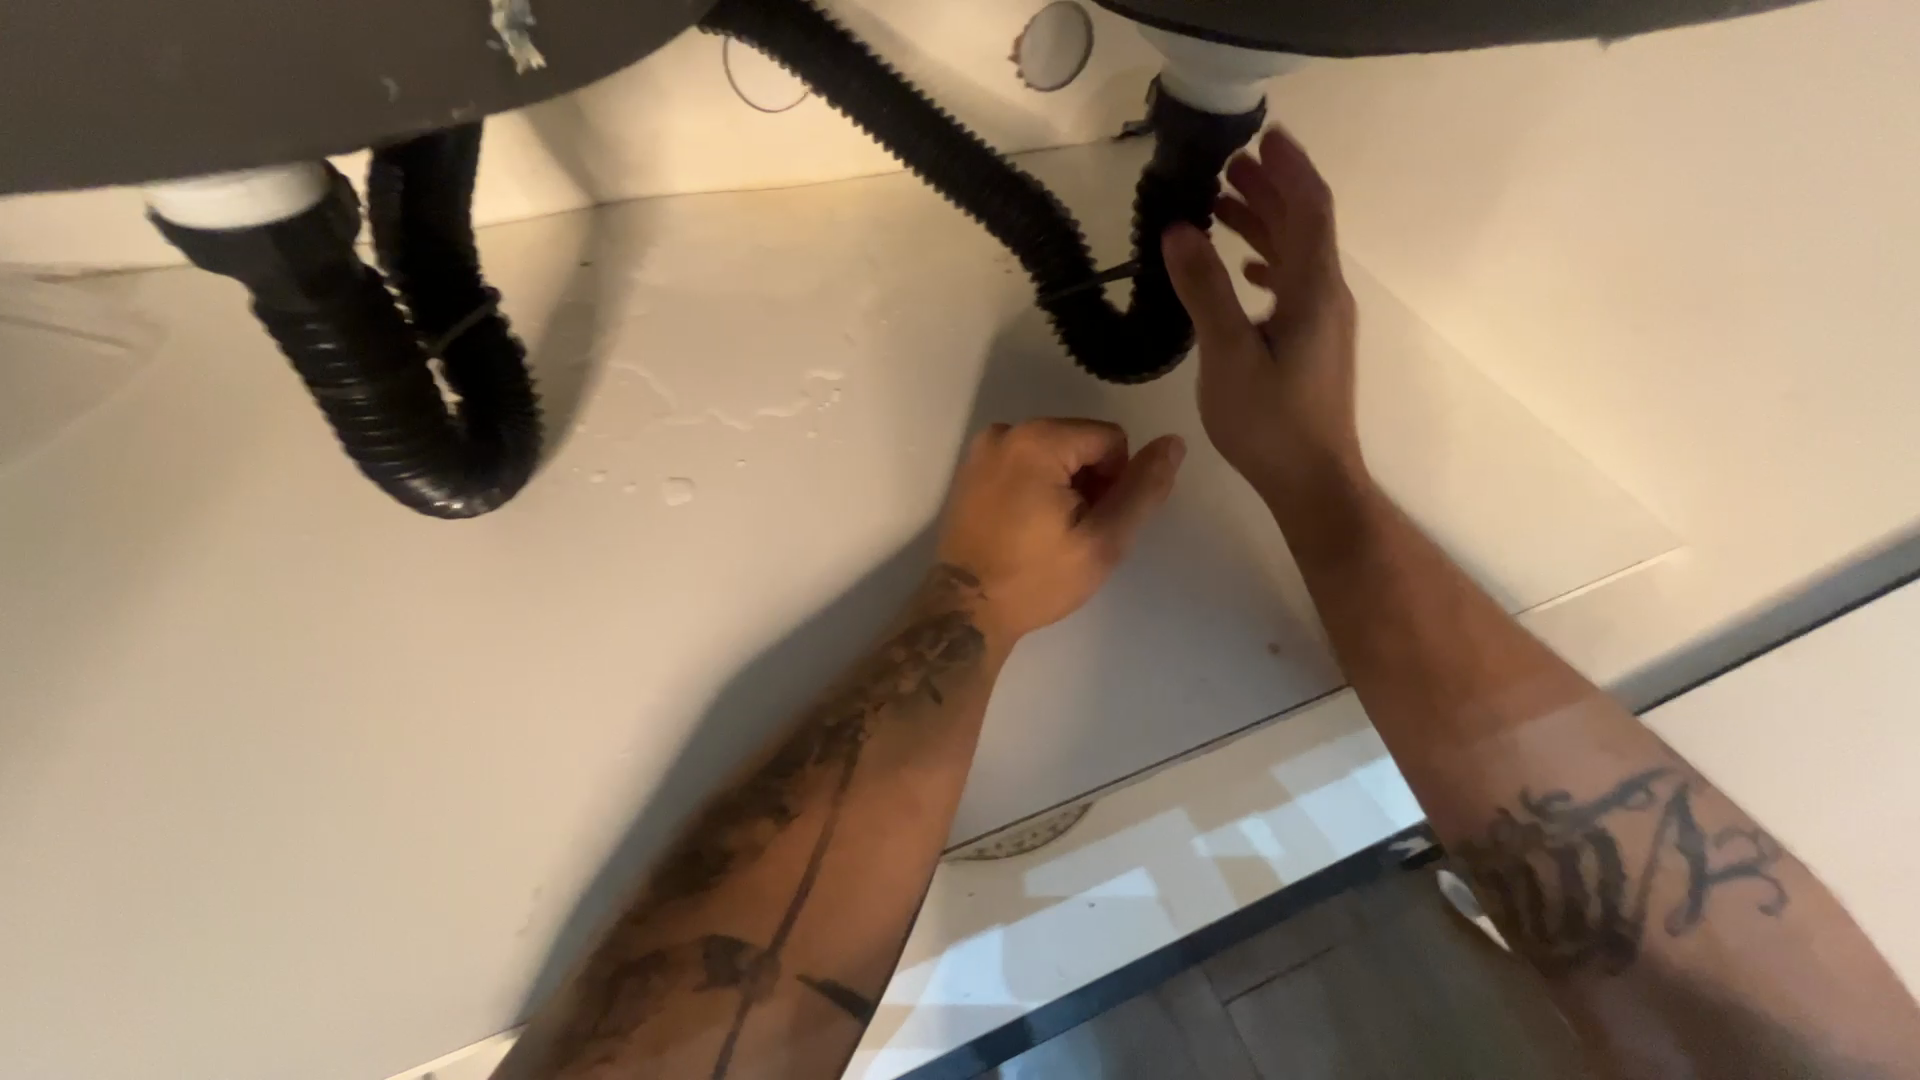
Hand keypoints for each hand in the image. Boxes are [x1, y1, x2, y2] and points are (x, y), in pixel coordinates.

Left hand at [935, 418, 1183, 642]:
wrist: (966, 609)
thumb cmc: (1036, 579)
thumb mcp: (1103, 540)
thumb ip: (1142, 489)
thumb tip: (1173, 442)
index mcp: (1038, 440)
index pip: (1111, 440)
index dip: (1116, 482)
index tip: (1095, 523)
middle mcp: (1005, 432)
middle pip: (1079, 441)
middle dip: (1089, 482)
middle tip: (1073, 533)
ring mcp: (981, 450)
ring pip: (1053, 454)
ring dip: (1064, 487)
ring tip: (1049, 534)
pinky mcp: (970, 471)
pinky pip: (1023, 464)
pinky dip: (1035, 488)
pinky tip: (1027, 528)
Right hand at [1161, 128, 1364, 515]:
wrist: (1311, 479)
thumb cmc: (1268, 422)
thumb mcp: (1227, 355)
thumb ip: (1205, 290)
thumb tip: (1178, 231)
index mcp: (1312, 290)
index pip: (1309, 208)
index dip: (1289, 168)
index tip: (1262, 135)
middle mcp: (1327, 296)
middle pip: (1305, 226)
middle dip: (1271, 190)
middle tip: (1229, 165)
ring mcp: (1323, 322)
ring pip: (1298, 256)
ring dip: (1266, 226)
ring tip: (1224, 205)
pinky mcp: (1313, 345)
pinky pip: (1293, 286)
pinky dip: (1268, 264)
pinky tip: (1244, 270)